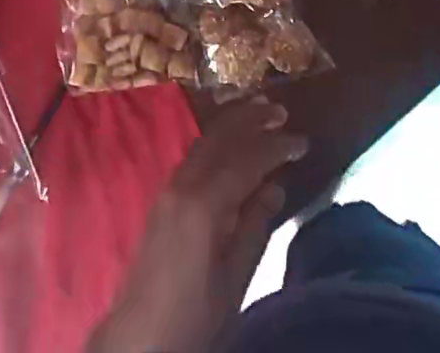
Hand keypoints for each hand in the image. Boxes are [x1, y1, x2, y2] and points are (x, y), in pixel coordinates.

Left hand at [88, 99, 306, 352]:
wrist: (138, 337)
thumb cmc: (193, 316)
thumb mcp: (234, 280)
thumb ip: (254, 228)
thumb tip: (275, 186)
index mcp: (203, 205)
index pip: (245, 161)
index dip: (275, 147)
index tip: (302, 139)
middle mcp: (182, 185)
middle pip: (219, 139)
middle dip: (249, 120)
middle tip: (279, 109)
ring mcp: (168, 188)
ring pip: (203, 143)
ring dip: (231, 126)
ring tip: (257, 114)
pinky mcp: (162, 198)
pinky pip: (193, 156)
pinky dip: (215, 141)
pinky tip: (227, 145)